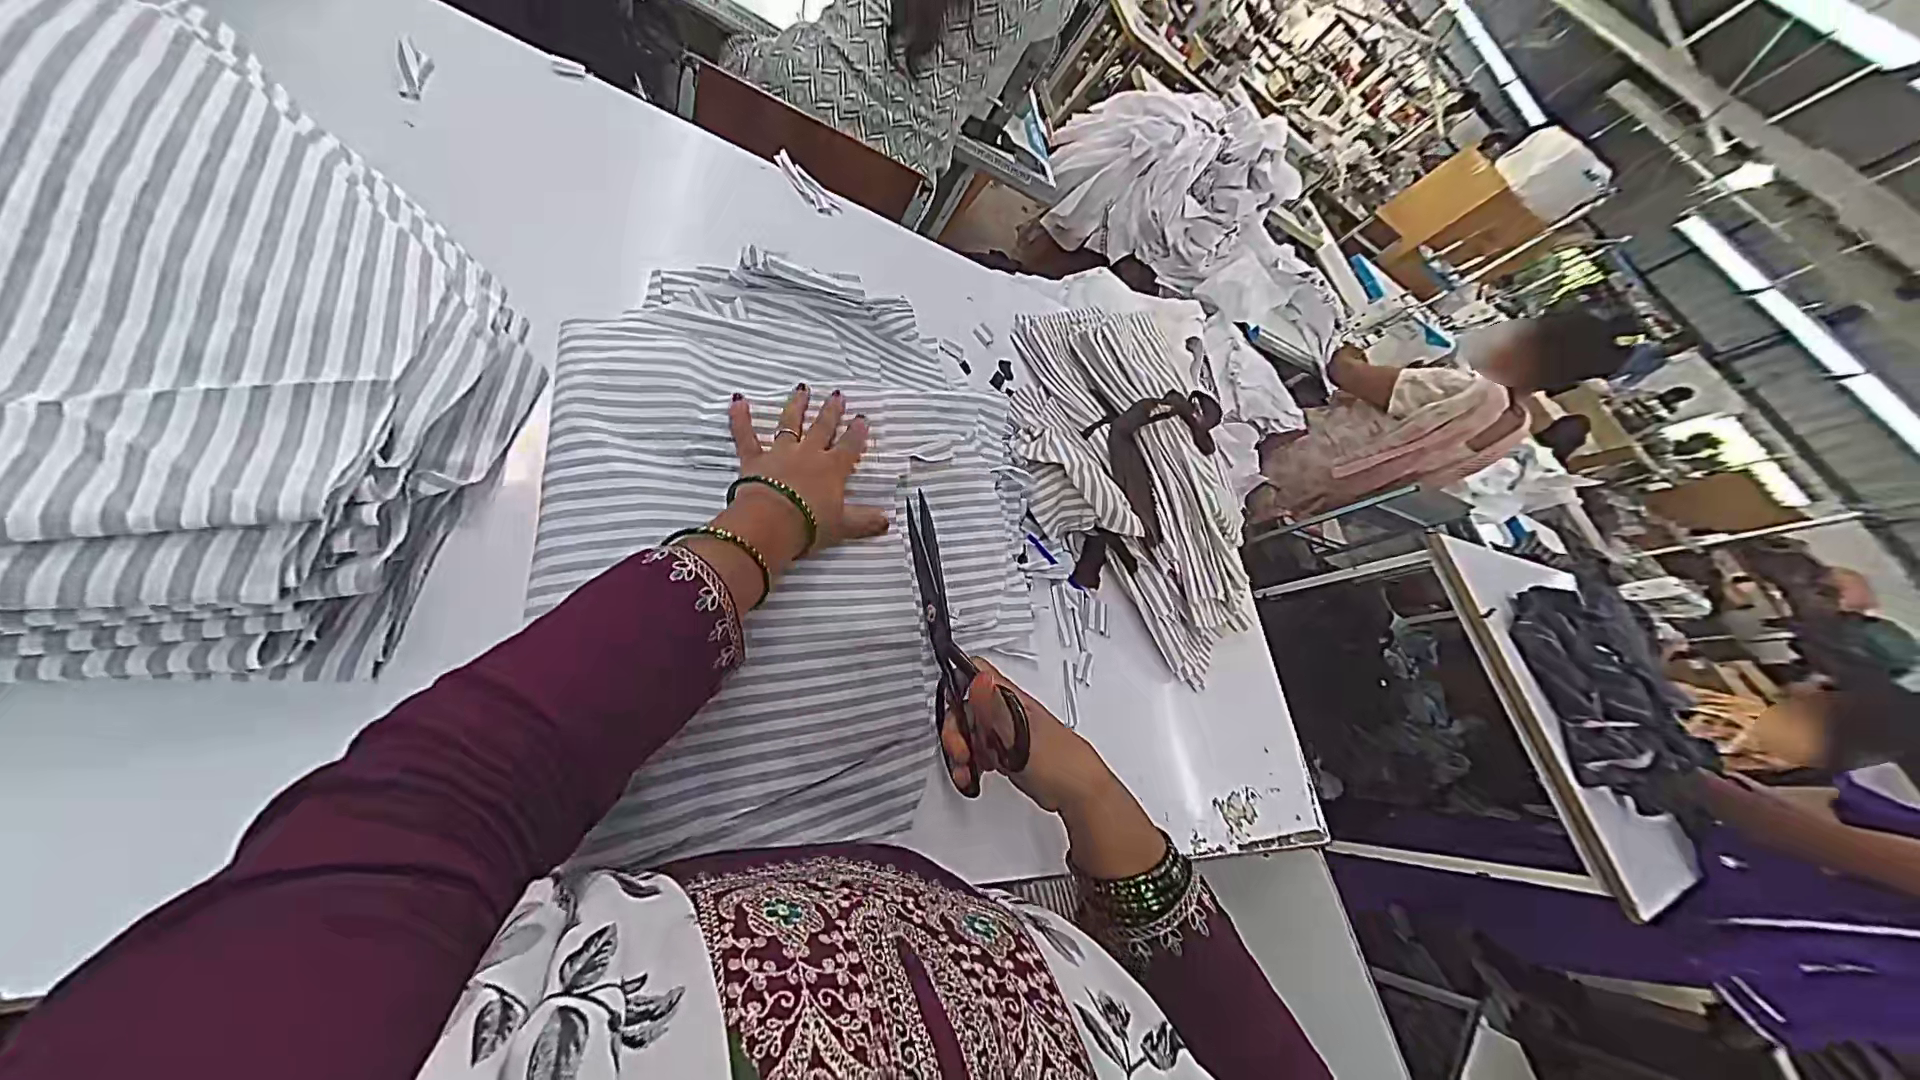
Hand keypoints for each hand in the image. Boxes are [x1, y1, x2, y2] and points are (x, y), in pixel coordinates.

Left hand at [728, 384, 890, 554]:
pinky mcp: (754, 460)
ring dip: (796, 405)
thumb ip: (865, 521)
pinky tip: (737, 401)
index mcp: (832, 469)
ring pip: (790, 424)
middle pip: (822, 428)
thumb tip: (886, 522)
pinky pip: (746, 435)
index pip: (849, 446)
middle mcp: (808, 454)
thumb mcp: (843, 526)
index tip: (861, 419)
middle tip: (837, 395)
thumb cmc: (809, 524)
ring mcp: (780, 454)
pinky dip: (740, 418)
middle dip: (831, 411)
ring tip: (802, 390)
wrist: (772, 523)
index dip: (856, 433)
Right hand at [940, 656, 1114, 812]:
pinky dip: (971, 762)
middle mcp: (1007, 710)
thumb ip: (994, 706)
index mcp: (1010, 698)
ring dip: (962, 750)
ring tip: (967, 769)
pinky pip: (980, 750)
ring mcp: (1008, 730)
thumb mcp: (1018, 734)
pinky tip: (974, 774)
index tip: (950, 709)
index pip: (975, 673)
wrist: (1079, 793)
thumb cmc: (1060, 762)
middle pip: (967, 707)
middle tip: (961, 752)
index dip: (957, 685)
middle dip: (956, 730)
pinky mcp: (1008, 751)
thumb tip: (979, 677)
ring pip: (972, 730)